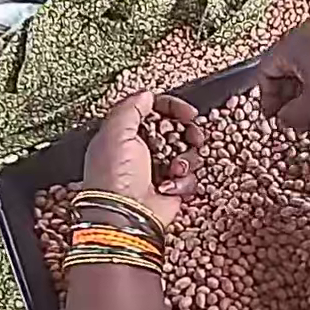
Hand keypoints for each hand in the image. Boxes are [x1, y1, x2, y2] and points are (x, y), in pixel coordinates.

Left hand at [81, 91, 203, 225]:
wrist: (126, 214)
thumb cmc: (115, 176)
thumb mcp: (117, 132)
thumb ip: (131, 108)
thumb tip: (146, 94)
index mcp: (126, 133)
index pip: (154, 110)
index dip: (172, 108)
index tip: (188, 113)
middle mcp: (143, 150)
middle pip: (176, 130)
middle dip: (188, 133)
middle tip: (193, 138)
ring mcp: (158, 170)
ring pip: (187, 153)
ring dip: (185, 159)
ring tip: (175, 168)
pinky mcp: (172, 188)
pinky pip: (189, 177)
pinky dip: (182, 182)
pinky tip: (169, 186)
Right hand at [256, 20, 309, 129]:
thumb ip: (288, 115)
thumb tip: (281, 120)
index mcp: (292, 42)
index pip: (266, 70)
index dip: (266, 98)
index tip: (272, 118)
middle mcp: (308, 30)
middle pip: (284, 64)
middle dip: (285, 94)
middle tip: (289, 118)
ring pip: (304, 62)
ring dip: (301, 89)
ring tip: (308, 112)